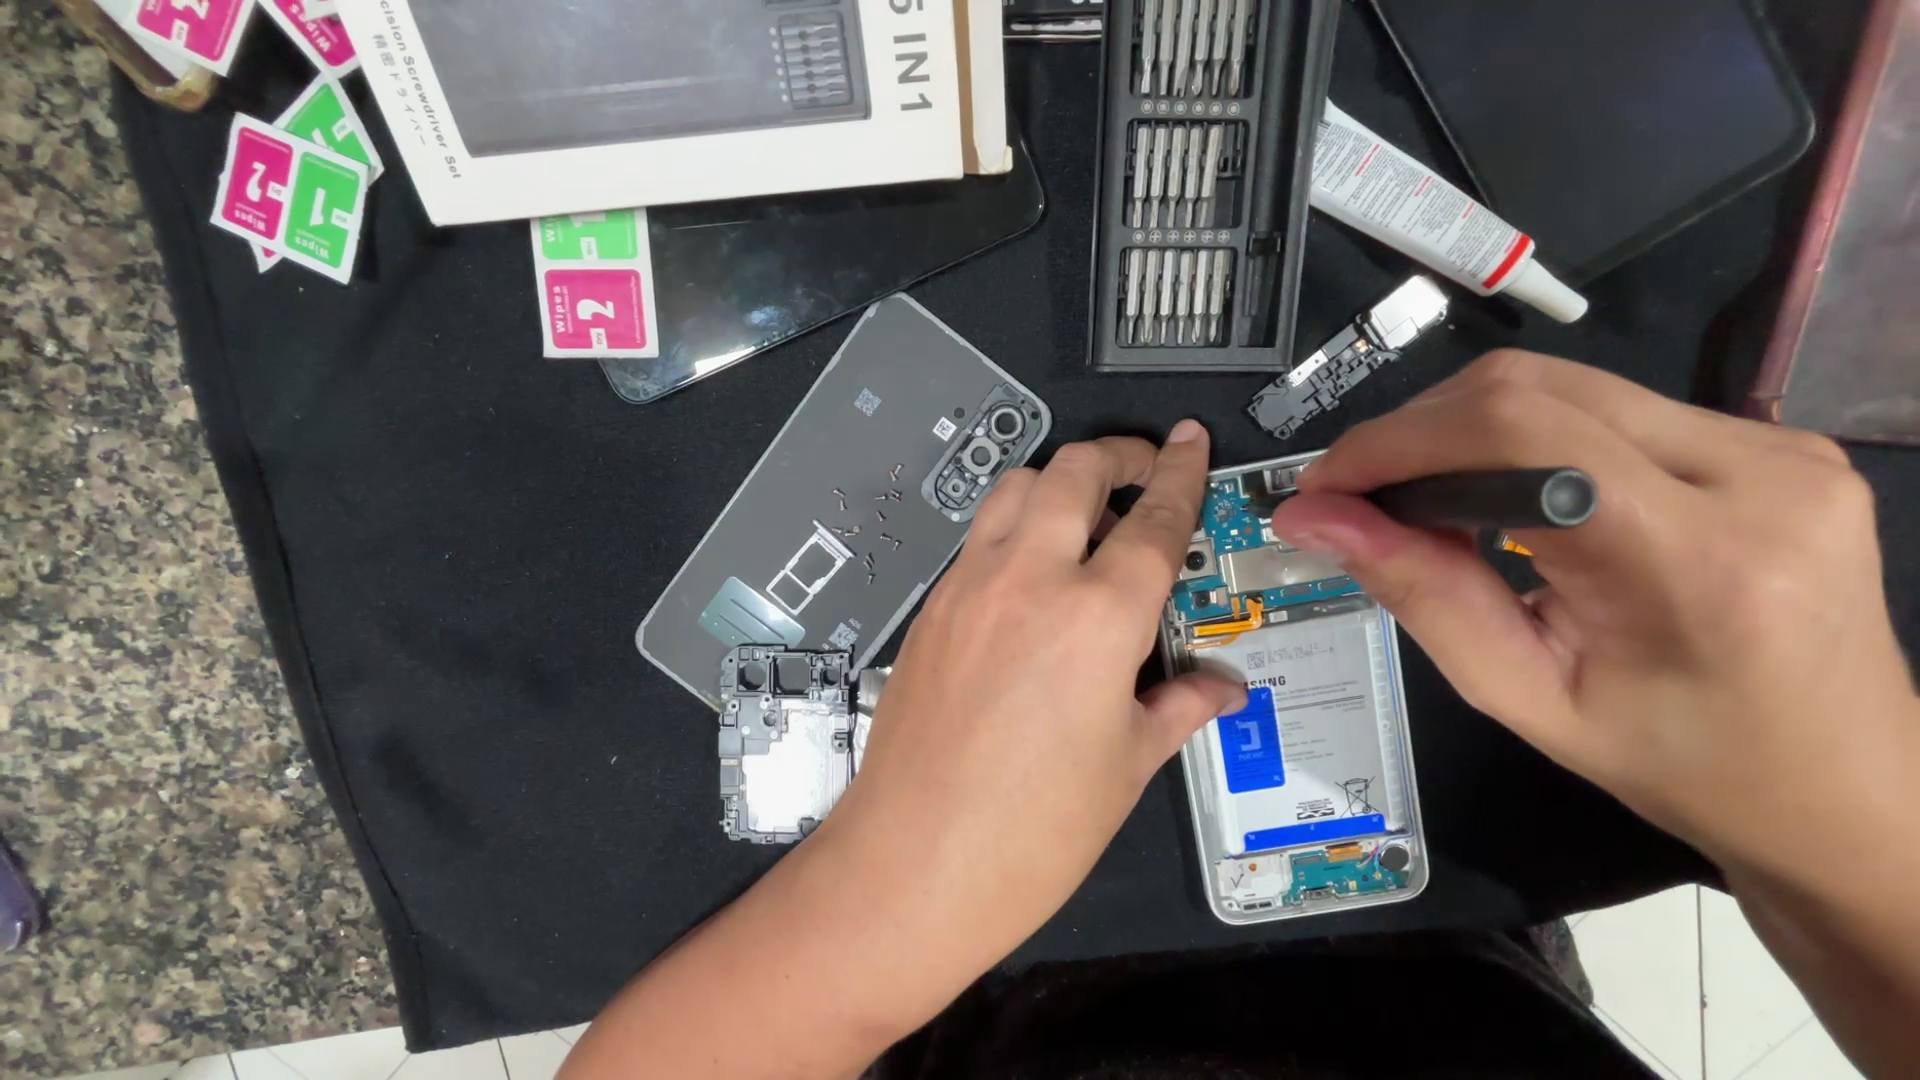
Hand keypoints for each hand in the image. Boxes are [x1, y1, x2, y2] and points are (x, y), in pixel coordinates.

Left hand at [814, 421, 1243, 1005]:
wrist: (914, 862)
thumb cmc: (1035, 828)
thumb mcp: (1128, 764)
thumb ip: (1180, 705)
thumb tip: (1222, 687)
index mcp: (1098, 615)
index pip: (1154, 518)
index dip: (1181, 473)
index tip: (1190, 441)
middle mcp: (1029, 579)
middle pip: (1074, 471)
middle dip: (1118, 455)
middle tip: (1143, 472)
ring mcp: (969, 585)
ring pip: (1015, 487)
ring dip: (1058, 480)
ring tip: (1085, 513)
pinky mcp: (931, 606)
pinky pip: (979, 535)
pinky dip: (1014, 525)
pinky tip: (1031, 571)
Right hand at [1268, 350, 1919, 881]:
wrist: (1842, 786)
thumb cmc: (1675, 762)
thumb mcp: (1518, 693)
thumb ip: (1416, 592)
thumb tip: (1311, 519)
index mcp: (1698, 560)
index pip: (1516, 437)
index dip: (1394, 444)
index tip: (1322, 489)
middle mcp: (1753, 472)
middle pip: (1529, 389)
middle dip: (1412, 433)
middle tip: (1355, 498)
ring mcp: (1770, 445)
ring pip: (1556, 384)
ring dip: (1455, 430)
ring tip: (1414, 500)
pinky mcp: (1763, 439)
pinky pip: (1597, 405)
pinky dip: (1510, 437)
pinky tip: (1488, 493)